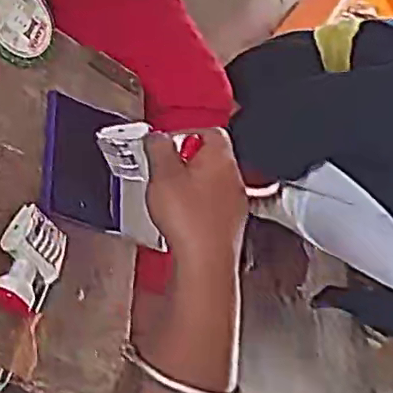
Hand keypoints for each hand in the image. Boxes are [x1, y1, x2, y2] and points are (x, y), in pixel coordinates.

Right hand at [145, 129, 246, 271]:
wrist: (204, 262)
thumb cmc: (188, 219)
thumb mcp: (161, 174)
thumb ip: (158, 148)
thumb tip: (157, 137)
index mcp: (221, 158)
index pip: (209, 130)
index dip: (184, 132)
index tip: (166, 142)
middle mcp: (233, 177)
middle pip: (210, 156)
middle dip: (184, 159)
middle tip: (164, 167)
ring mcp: (235, 202)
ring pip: (210, 180)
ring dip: (189, 182)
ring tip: (167, 192)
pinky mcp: (229, 223)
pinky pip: (211, 203)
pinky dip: (195, 203)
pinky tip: (179, 214)